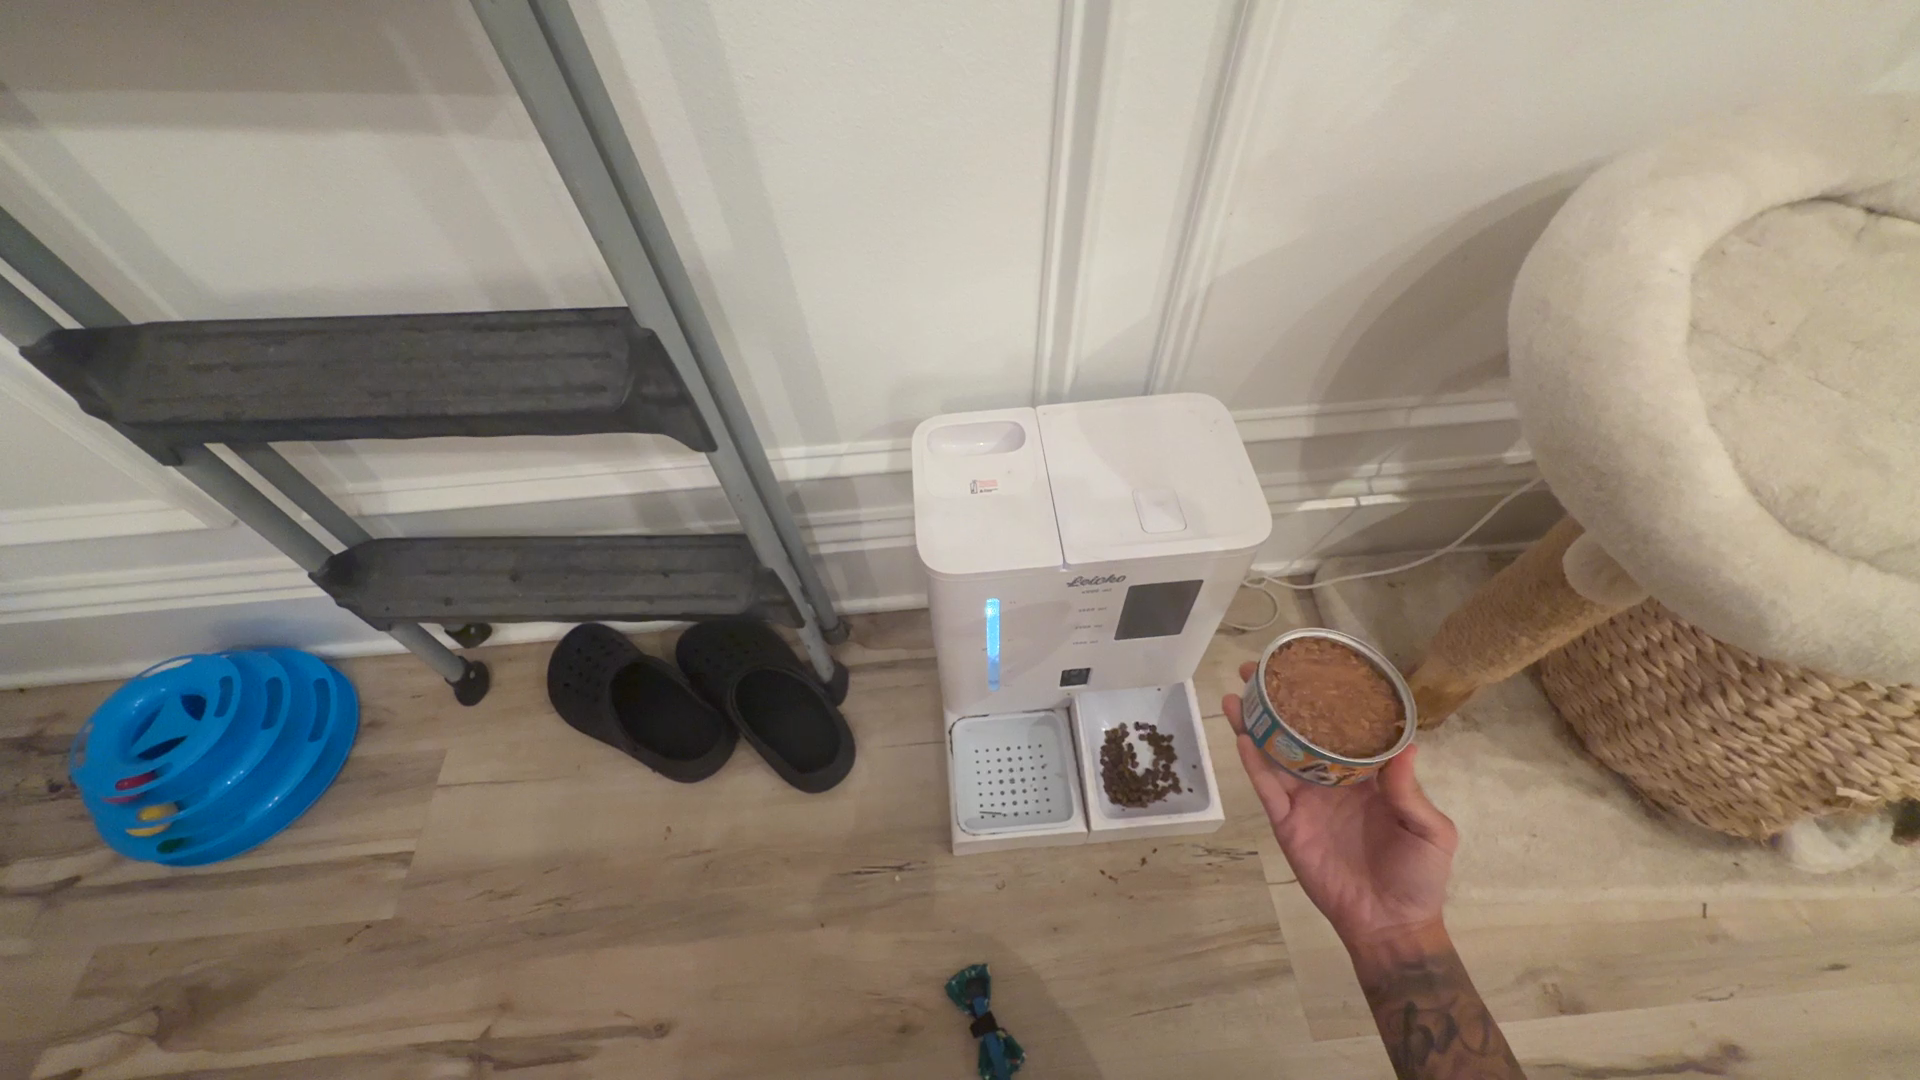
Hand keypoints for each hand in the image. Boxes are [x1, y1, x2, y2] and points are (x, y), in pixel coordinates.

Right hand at [1223, 661, 1457, 948]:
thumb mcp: (1430, 831)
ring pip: (1274, 752)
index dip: (1324, 699)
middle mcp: (1329, 778)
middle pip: (1297, 732)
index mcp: (1364, 775)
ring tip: (1236, 694)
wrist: (1389, 922)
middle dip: (1277, 702)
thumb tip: (1406, 745)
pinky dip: (1252, 761)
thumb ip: (1410, 792)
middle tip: (1257, 670)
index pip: (1342, 728)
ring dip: (1255, 723)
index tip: (1309, 671)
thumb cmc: (1418, 875)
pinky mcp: (1285, 819)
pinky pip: (1265, 786)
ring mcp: (1303, 798)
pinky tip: (1241, 735)